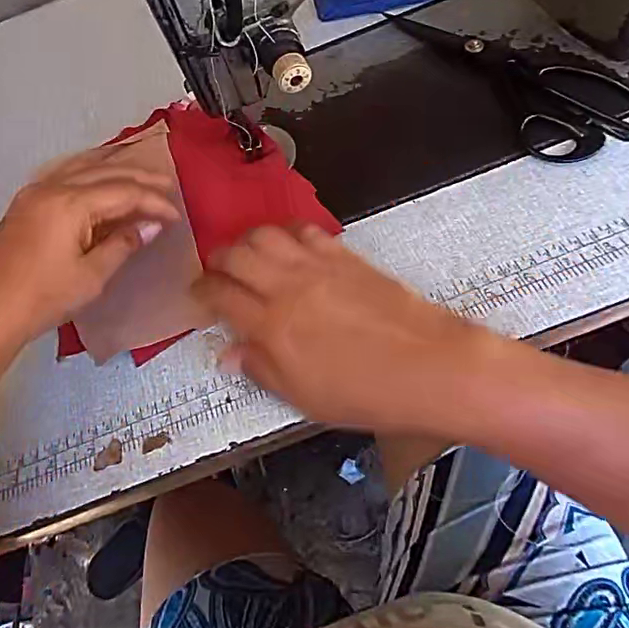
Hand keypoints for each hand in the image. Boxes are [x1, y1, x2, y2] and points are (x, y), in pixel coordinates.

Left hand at [0, 146, 181, 348]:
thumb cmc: (42, 298)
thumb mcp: (91, 277)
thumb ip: (122, 245)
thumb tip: (150, 226)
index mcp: (70, 203)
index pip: (123, 191)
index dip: (154, 201)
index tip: (176, 215)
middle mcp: (52, 187)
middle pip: (104, 172)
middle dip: (139, 176)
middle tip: (168, 182)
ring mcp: (35, 192)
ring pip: (82, 166)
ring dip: (113, 166)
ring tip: (139, 169)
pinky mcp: (25, 203)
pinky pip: (65, 173)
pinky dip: (88, 170)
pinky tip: (98, 174)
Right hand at [192, 224, 511, 436]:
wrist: (431, 367)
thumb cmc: (365, 393)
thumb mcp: (304, 397)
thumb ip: (261, 369)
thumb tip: (228, 353)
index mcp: (271, 325)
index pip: (220, 294)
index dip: (200, 291)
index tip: (197, 294)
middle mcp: (286, 286)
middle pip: (235, 255)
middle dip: (217, 259)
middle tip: (216, 271)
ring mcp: (317, 265)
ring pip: (265, 235)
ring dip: (247, 241)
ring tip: (247, 254)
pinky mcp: (344, 255)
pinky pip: (304, 230)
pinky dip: (285, 233)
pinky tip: (287, 246)